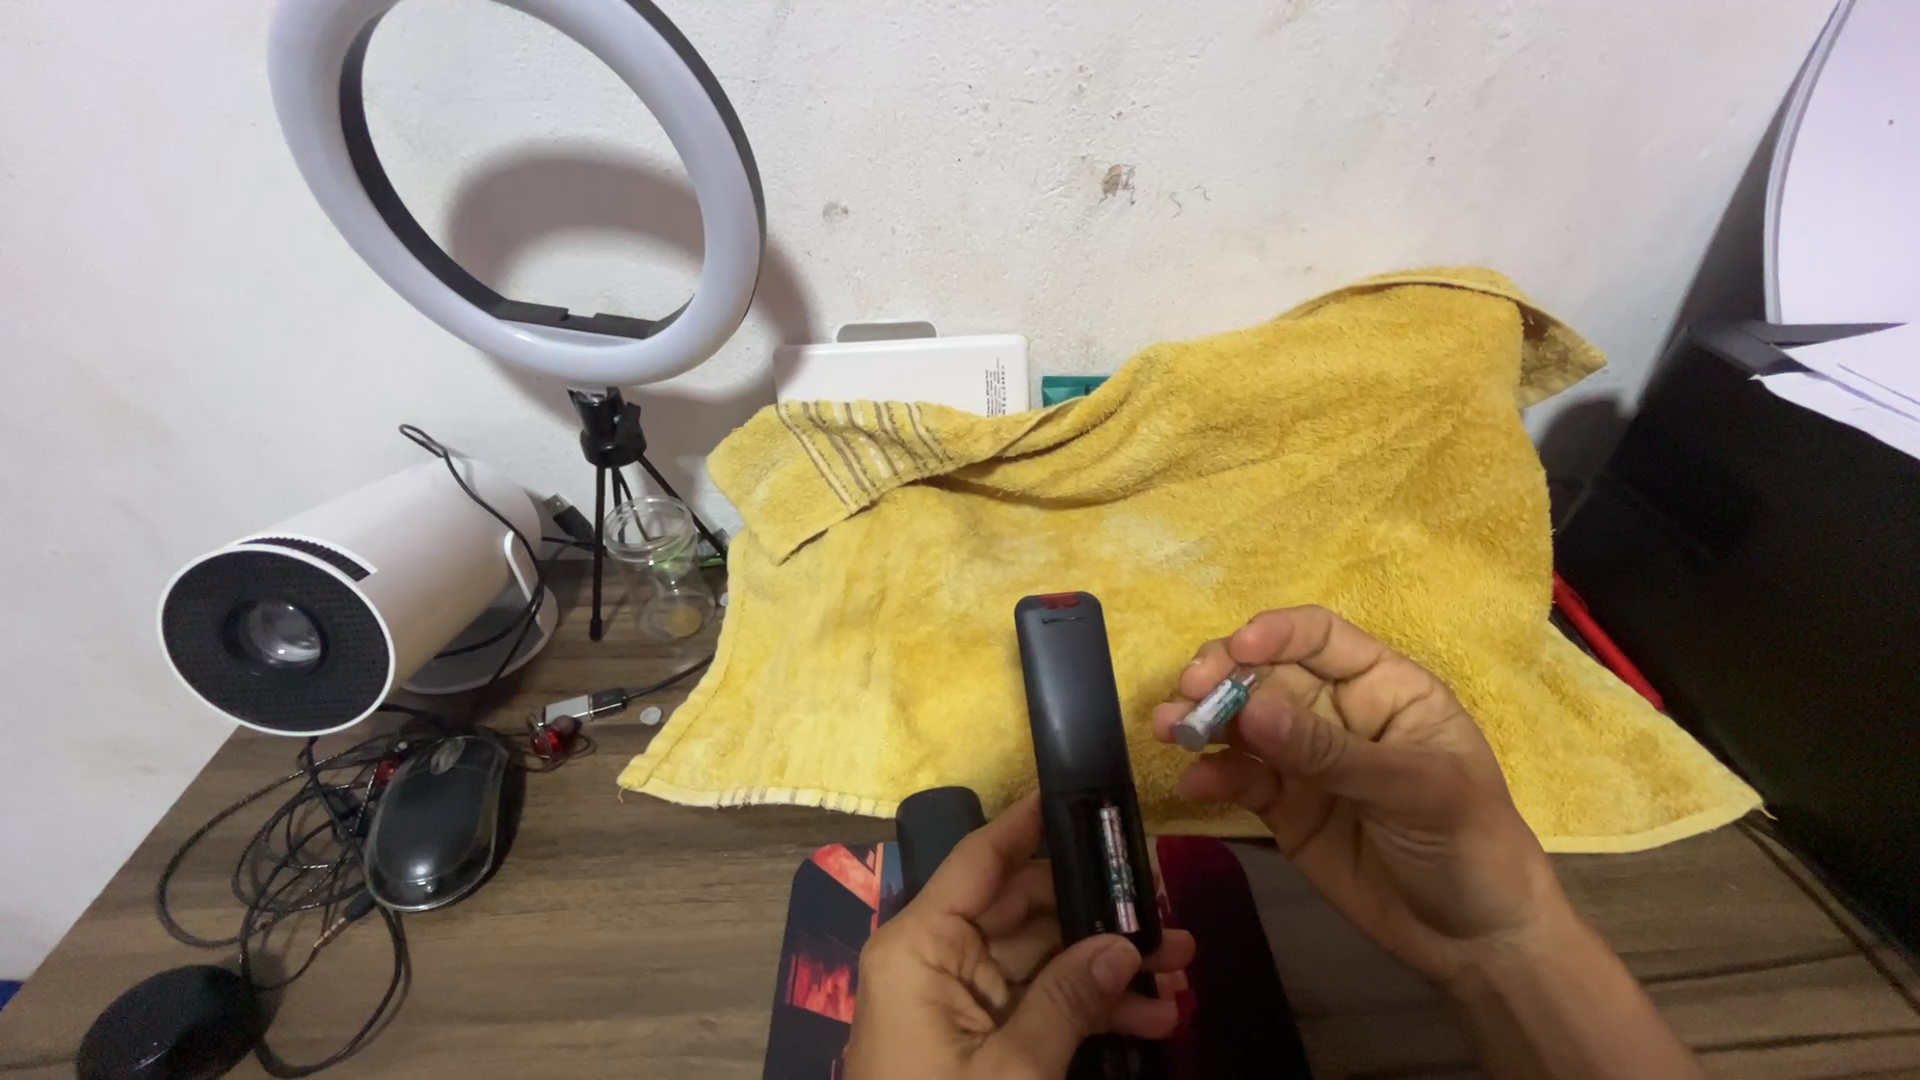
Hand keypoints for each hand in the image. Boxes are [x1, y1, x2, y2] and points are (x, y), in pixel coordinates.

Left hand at [845, 794, 1195, 1079]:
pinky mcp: (980, 1035)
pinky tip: (1152, 1017)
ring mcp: (961, 997)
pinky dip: (1089, 1007)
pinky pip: (1039, 1001)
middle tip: (1162, 907)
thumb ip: (1068, 1000)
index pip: (980, 860)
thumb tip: (1124, 945)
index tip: (1073, 795)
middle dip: (1095, 911)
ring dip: (1106, 964)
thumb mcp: (1013, 1072)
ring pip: (1042, 957)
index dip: (1026, 824)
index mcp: (921, 944)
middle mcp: (937, 956)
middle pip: (1023, 908)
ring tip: (1182, 965)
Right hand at [1152, 606, 1562, 985]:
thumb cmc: (1469, 845)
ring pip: (1238, 720)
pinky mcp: (1278, 802)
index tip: (1235, 649)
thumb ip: (1328, 751)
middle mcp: (1332, 710)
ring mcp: (1300, 756)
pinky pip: (1236, 777)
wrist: (1473, 943)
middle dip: (1220, 675)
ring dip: (1199, 718)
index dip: (1275, 633)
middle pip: (1263, 673)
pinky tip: (1192, 785)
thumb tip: (1250, 712)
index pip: (1319, 637)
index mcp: (1380, 686)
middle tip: (1187, 691)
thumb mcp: (1413, 790)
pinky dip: (1210, 776)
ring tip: (1168, 729)